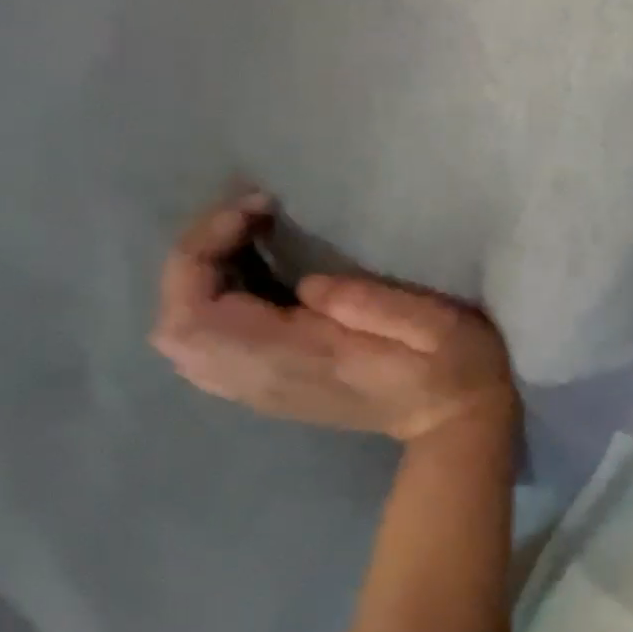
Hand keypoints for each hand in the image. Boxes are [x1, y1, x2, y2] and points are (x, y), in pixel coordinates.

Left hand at [152, 192, 517, 442]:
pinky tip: (250, 283)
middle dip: (195, 261)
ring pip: (181, 340)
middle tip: (249, 220)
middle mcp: (259, 377)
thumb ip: (368, 301)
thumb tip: (306, 283)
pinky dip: (207, 308)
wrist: (455, 423)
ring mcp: (257, 390)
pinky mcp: (266, 391)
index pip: (201, 307)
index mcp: (297, 356)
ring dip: (197, 285)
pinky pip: (203, 352)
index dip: (207, 247)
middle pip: (176, 324)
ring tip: (247, 243)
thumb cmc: (456, 366)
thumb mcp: (434, 323)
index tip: (256, 208)